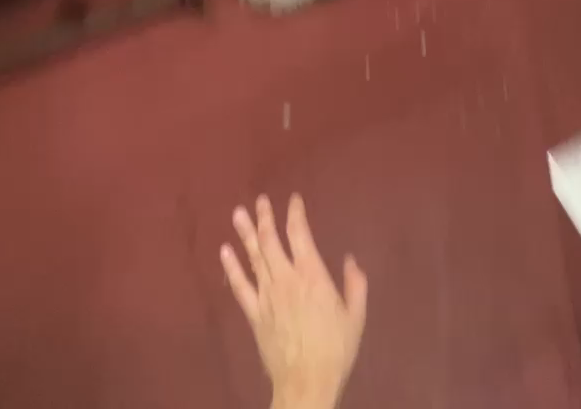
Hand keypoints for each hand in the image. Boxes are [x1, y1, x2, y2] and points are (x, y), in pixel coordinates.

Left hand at [221, 194, 368, 408]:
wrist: (307, 382)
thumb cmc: (335, 348)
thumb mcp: (356, 315)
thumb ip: (355, 284)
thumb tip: (350, 259)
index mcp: (312, 274)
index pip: (300, 234)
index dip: (295, 213)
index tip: (293, 199)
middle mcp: (286, 278)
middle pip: (271, 240)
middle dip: (265, 217)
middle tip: (260, 199)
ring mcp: (267, 295)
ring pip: (253, 257)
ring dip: (246, 233)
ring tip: (238, 213)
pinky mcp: (254, 313)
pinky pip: (240, 286)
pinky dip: (231, 267)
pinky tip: (224, 251)